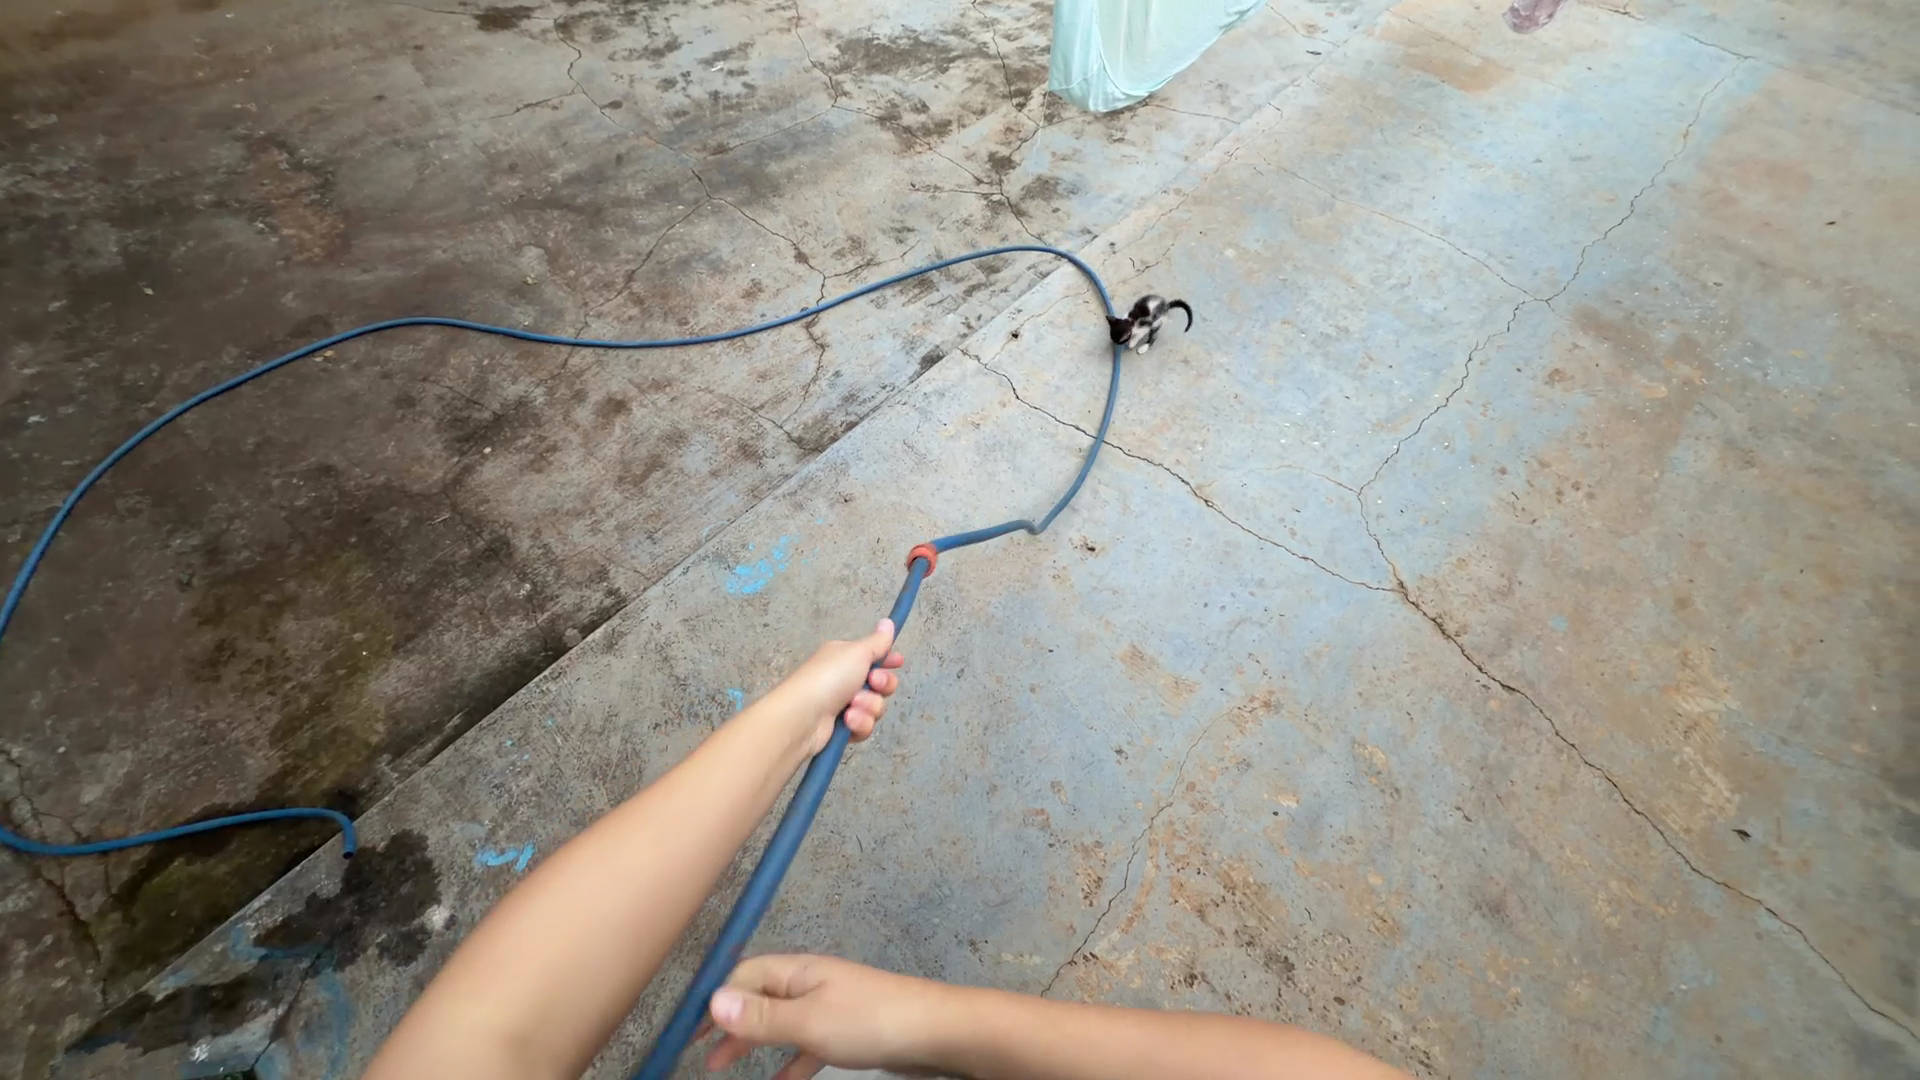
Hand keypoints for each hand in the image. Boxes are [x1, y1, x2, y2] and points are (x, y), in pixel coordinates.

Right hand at [703, 954, 948, 1079]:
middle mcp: (810, 982)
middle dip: (728, 1020)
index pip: (746, 975)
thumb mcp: (808, 1021)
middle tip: (696, 1052)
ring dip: (750, 1042)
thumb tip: (712, 1000)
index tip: (686, 1029)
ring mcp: (829, 1004)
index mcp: (799, 971)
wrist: (927, 1030)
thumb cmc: (866, 1019)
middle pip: (760, 996)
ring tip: (719, 1066)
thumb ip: (762, 1015)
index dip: (715, 999)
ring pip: (779, 1021)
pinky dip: (786, 1061)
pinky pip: (805, 1044)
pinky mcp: (845, 1029)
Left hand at [766, 620, 905, 753]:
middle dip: (883, 684)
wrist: (803, 716)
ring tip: (852, 707)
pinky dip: (859, 723)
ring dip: (868, 706)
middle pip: (881, 684)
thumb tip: (888, 622)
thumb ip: (878, 641)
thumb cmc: (830, 678)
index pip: (874, 656)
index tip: (899, 662)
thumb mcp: (857, 652)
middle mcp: (844, 680)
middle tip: (874, 683)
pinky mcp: (843, 729)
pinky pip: (864, 726)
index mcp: (845, 657)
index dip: (888, 660)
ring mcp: (843, 705)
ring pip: (875, 707)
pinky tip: (847, 721)